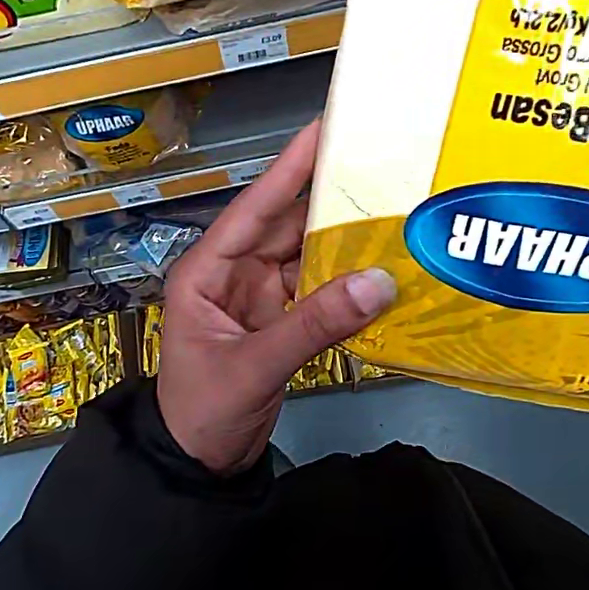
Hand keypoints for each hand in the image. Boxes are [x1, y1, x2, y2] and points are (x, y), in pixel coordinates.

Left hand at [156, 121, 396, 474]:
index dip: (289, 168)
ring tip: (391, 208)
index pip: (253, 208)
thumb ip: (315, 326)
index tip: (323, 127)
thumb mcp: (254, 367)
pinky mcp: (279, 319)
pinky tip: (379, 267)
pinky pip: (315, 288)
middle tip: (378, 164)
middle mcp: (233, 273)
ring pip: (304, 255)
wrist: (197, 462)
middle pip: (285, 225)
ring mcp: (259, 296)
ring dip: (342, 239)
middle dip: (327, 198)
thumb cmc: (203, 411)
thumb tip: (381, 282)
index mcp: (208, 270)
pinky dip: (344, 280)